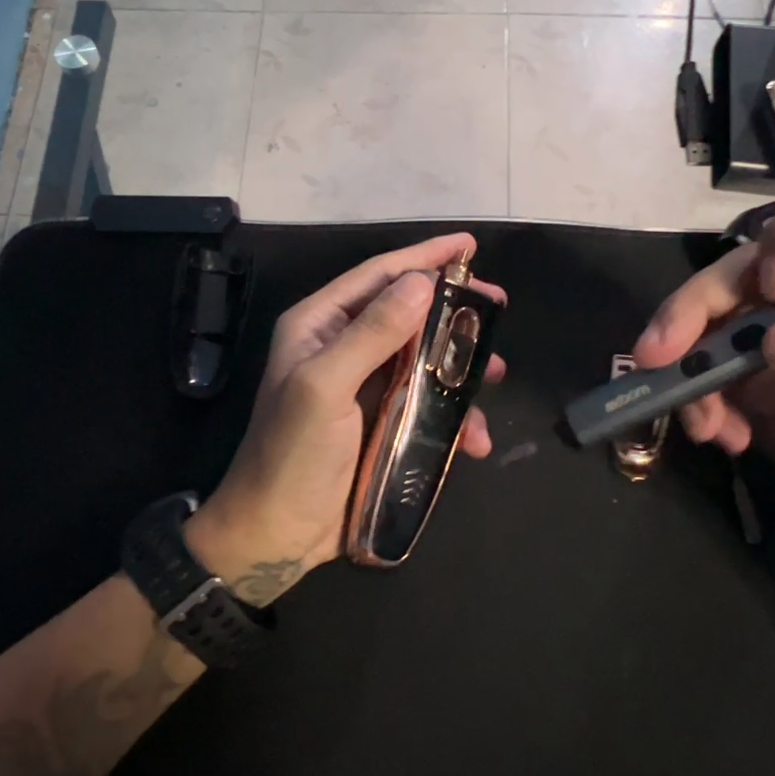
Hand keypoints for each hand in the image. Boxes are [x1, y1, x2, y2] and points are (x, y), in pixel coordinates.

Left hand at [186, 235, 506, 604]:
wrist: (276, 531)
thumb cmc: (292, 453)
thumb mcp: (326, 386)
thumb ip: (372, 333)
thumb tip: (421, 281)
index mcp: (318, 326)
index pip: (377, 277)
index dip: (423, 258)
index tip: (469, 245)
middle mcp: (341, 348)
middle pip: (407, 314)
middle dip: (453, 312)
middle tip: (498, 308)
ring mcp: (363, 388)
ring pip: (423, 360)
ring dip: (460, 368)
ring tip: (496, 374)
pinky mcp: (381, 424)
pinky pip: (426, 406)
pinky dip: (453, 418)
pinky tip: (475, 440)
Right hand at [633, 179, 774, 582]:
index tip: (772, 282)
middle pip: (760, 265)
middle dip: (705, 303)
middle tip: (662, 348)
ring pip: (725, 316)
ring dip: (690, 356)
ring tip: (692, 415)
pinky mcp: (769, 384)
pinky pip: (715, 372)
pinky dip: (702, 400)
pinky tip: (719, 437)